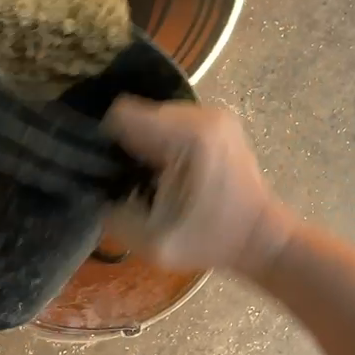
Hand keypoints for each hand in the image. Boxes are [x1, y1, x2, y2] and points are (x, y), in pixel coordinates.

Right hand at [102, 98, 295, 277]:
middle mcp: (202, 114)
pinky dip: (162, 142)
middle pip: (138, 113)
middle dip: (129, 144)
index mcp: (188, 136)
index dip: (108, 143)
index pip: (122, 115)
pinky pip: (171, 121)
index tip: (112, 172)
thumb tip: (92, 189)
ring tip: (153, 177)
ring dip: (146, 143)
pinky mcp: (218, 121)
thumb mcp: (150, 241)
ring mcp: (213, 114)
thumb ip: (111, 213)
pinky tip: (170, 171)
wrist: (262, 241)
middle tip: (133, 180)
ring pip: (152, 115)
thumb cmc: (210, 241)